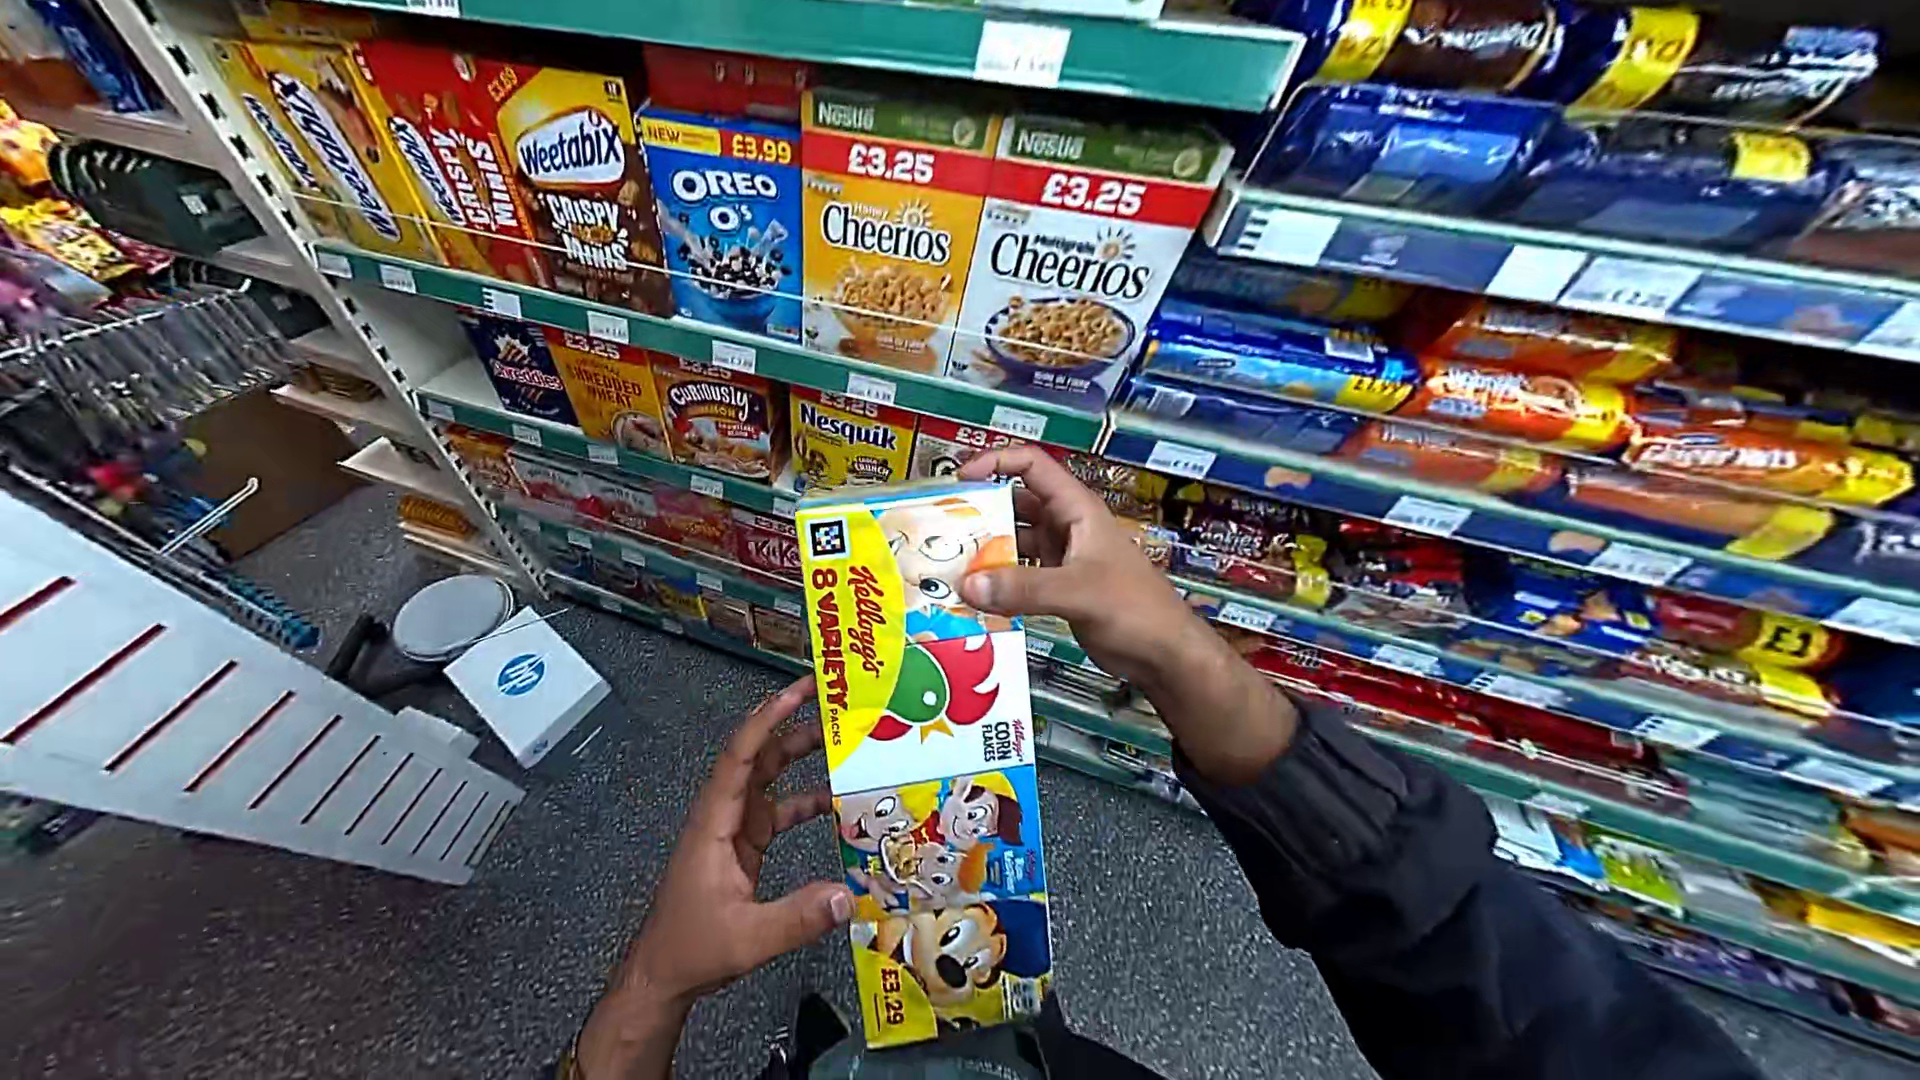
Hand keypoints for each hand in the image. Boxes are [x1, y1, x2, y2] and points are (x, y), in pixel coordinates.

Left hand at [576, 676, 851, 1077]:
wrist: (664, 976)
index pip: (740, 754)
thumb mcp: (747, 938)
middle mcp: (726, 810)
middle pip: (760, 753)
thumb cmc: (692, 948)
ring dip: (802, 754)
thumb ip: (798, 918)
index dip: (768, 719)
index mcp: (716, 819)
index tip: (798, 692)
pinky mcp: (748, 840)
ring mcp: (737, 823)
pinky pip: (783, 806)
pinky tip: (838, 801)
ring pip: (772, 774)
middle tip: (830, 699)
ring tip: (842, 738)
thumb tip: (850, 896)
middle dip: (791, 721)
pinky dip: (808, 798)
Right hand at [957, 447, 1298, 783]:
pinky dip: (997, 580)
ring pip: (1014, 541)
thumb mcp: (1079, 592)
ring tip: (948, 565)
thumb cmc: (1134, 609)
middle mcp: (1065, 526)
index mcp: (1075, 509)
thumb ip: (1024, 588)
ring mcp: (1061, 557)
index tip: (959, 480)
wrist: (1164, 655)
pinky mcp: (1057, 586)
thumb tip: (967, 585)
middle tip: (941, 530)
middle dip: (980, 511)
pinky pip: (1018, 574)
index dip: (995, 462)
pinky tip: (973, 595)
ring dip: (985, 550)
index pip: (1031, 465)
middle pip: (1015, 504)